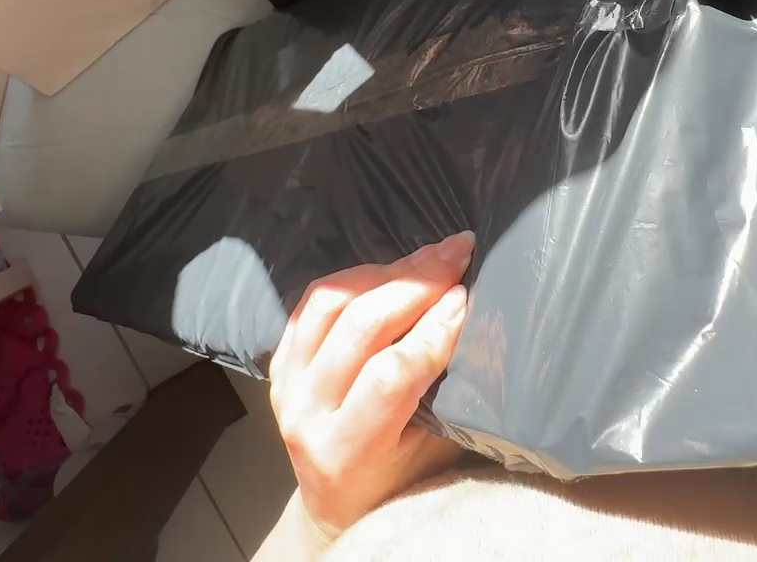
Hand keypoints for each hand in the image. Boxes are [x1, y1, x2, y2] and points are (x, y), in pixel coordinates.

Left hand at [268, 232, 474, 545]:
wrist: (337, 503)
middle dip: (417, 282)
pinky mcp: (280, 360)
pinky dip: (357, 277)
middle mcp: (306, 415)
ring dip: (387, 270)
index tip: (466, 293)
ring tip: (429, 257)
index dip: (433, 327)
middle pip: (361, 327)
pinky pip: (314, 300)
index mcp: (346, 452)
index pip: (391, 374)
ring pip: (333, 302)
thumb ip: (450, 389)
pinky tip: (392, 268)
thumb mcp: (435, 449)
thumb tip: (476, 314)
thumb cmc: (399, 481)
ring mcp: (286, 384)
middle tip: (456, 253)